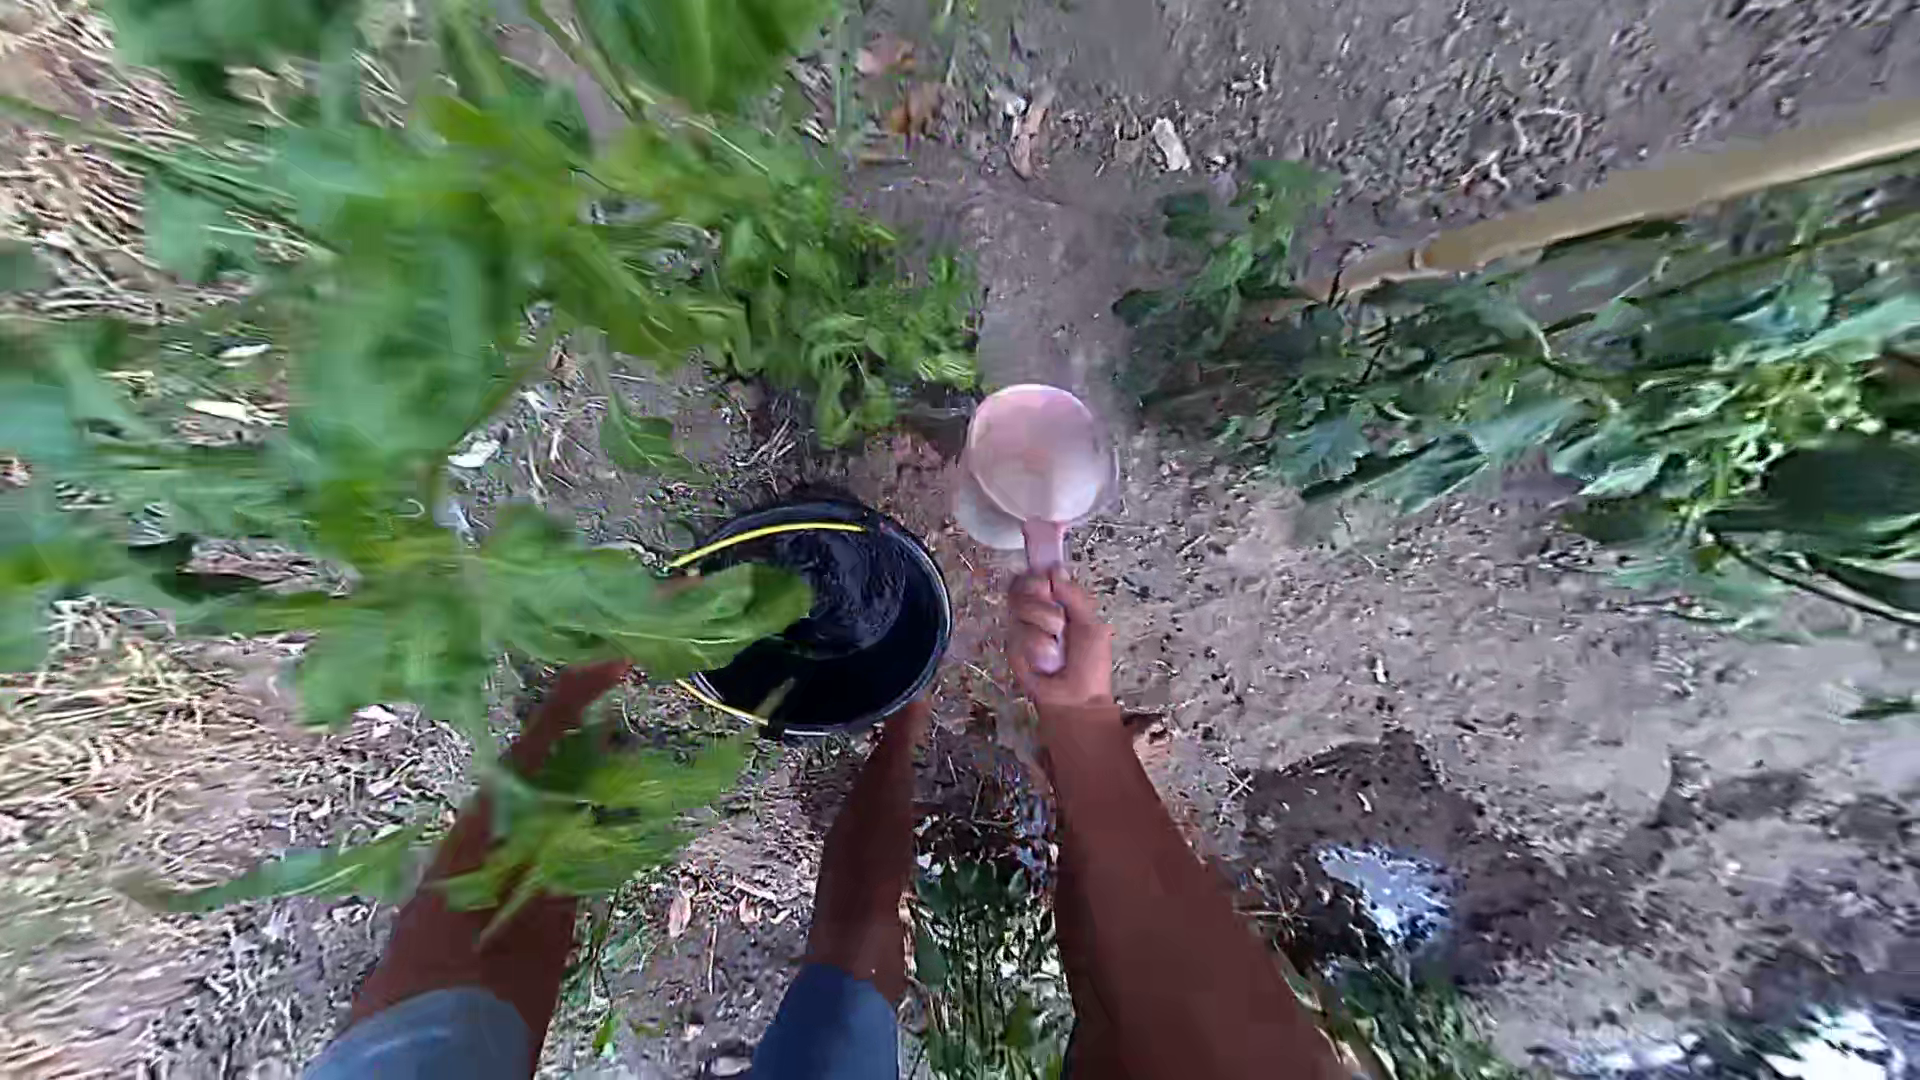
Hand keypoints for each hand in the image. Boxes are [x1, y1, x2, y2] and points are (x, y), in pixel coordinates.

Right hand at [1008, 566, 1114, 710]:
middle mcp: (1035, 612)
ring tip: (1056, 647)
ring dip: (1044, 628)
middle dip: (1042, 605)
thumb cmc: (1089, 664)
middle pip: (1021, 588)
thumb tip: (1056, 569)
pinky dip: (1036, 647)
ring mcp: (1022, 628)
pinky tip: (1045, 660)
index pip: (1034, 576)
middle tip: (1057, 623)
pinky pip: (1019, 635)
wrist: (1076, 698)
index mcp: (1055, 603)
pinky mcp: (1012, 647)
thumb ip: (1074, 595)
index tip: (1047, 585)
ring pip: (1021, 610)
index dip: (1037, 577)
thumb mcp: (1091, 624)